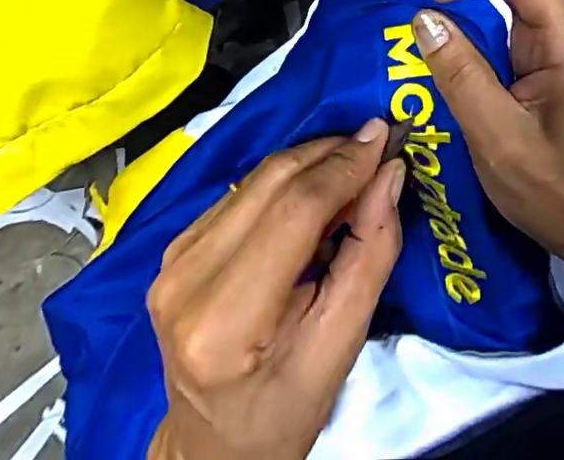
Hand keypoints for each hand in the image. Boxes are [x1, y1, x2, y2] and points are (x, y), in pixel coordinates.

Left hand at [147, 123, 404, 459]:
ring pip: (259, 176)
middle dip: (335, 152)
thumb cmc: (287, 403)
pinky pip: (247, 188)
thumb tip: (390, 172)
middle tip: (381, 144)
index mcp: (226, 319)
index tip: (389, 134)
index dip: (346, 165)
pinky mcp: (176, 247)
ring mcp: (172, 261)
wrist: (214, 444)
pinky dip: (292, 177)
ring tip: (357, 168)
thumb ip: (373, 251)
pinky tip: (320, 192)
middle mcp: (186, 281)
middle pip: (273, 181)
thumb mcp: (345, 339)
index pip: (295, 211)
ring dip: (315, 160)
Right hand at [413, 0, 563, 263]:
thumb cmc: (546, 187)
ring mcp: (541, 51)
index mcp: (563, 43)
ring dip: (459, 9)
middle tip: (421, 13)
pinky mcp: (524, 68)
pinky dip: (461, 35)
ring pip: (500, 3)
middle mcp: (555, 36)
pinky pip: (492, 34)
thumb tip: (424, 18)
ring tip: (420, 32)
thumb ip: (462, 76)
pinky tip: (436, 53)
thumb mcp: (497, 136)